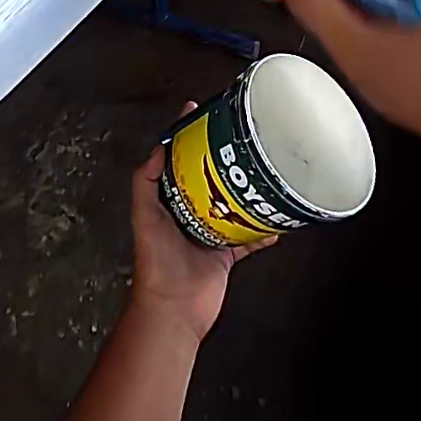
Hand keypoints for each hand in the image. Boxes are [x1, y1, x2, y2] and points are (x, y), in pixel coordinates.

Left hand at [129, 129, 275, 341]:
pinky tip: (276, 219)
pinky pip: (250, 238)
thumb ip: (145, 181)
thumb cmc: (156, 262)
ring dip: (246, 191)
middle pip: (209, 176)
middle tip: (239, 137)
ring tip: (262, 171)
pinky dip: (263, 230)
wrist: (173, 309)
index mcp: (170, 199)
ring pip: (233, 203)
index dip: (186, 134)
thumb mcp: (144, 215)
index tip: (199, 111)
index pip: (178, 158)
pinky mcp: (228, 253)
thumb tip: (158, 147)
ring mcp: (211, 231)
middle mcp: (191, 210)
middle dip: (222, 158)